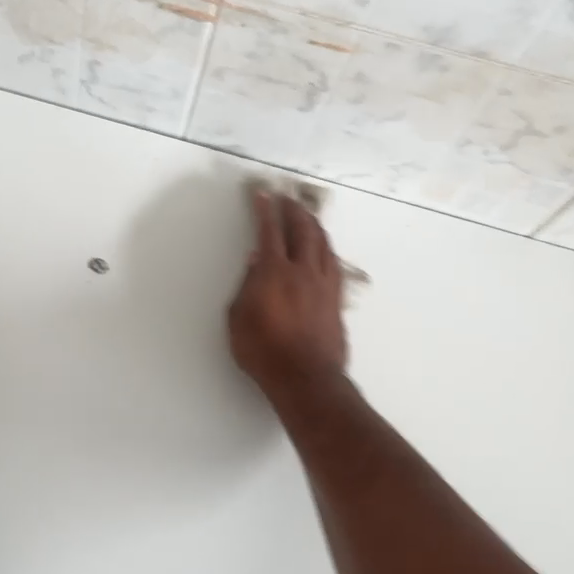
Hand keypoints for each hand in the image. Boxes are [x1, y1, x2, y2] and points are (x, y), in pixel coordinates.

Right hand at [228, 191, 347, 393]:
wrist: (306, 379)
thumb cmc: (263, 351)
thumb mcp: (238, 318)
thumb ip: (247, 285)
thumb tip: (255, 261)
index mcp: (274, 272)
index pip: (269, 232)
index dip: (265, 210)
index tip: (263, 194)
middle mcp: (302, 271)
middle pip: (301, 230)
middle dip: (293, 210)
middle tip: (287, 198)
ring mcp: (323, 284)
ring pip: (322, 243)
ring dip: (313, 224)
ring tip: (306, 215)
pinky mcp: (336, 299)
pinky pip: (333, 263)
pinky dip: (326, 247)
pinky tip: (324, 247)